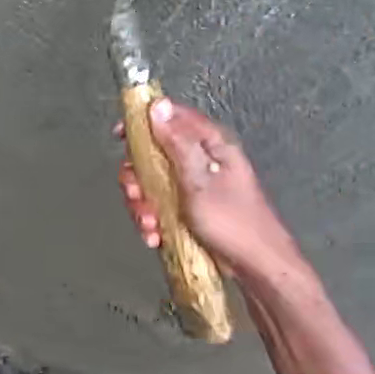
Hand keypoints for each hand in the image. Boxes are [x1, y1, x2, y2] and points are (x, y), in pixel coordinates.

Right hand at [117, 98, 301, 278]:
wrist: (255, 266)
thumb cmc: (233, 222)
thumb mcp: (199, 180)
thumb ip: (177, 143)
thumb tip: (158, 107)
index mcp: (210, 144)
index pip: (171, 117)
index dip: (143, 122)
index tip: (119, 136)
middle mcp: (202, 159)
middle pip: (154, 152)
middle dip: (137, 176)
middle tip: (136, 194)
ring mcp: (195, 185)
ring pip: (153, 182)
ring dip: (143, 204)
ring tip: (150, 223)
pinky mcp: (190, 208)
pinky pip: (161, 206)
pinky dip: (153, 220)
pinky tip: (155, 236)